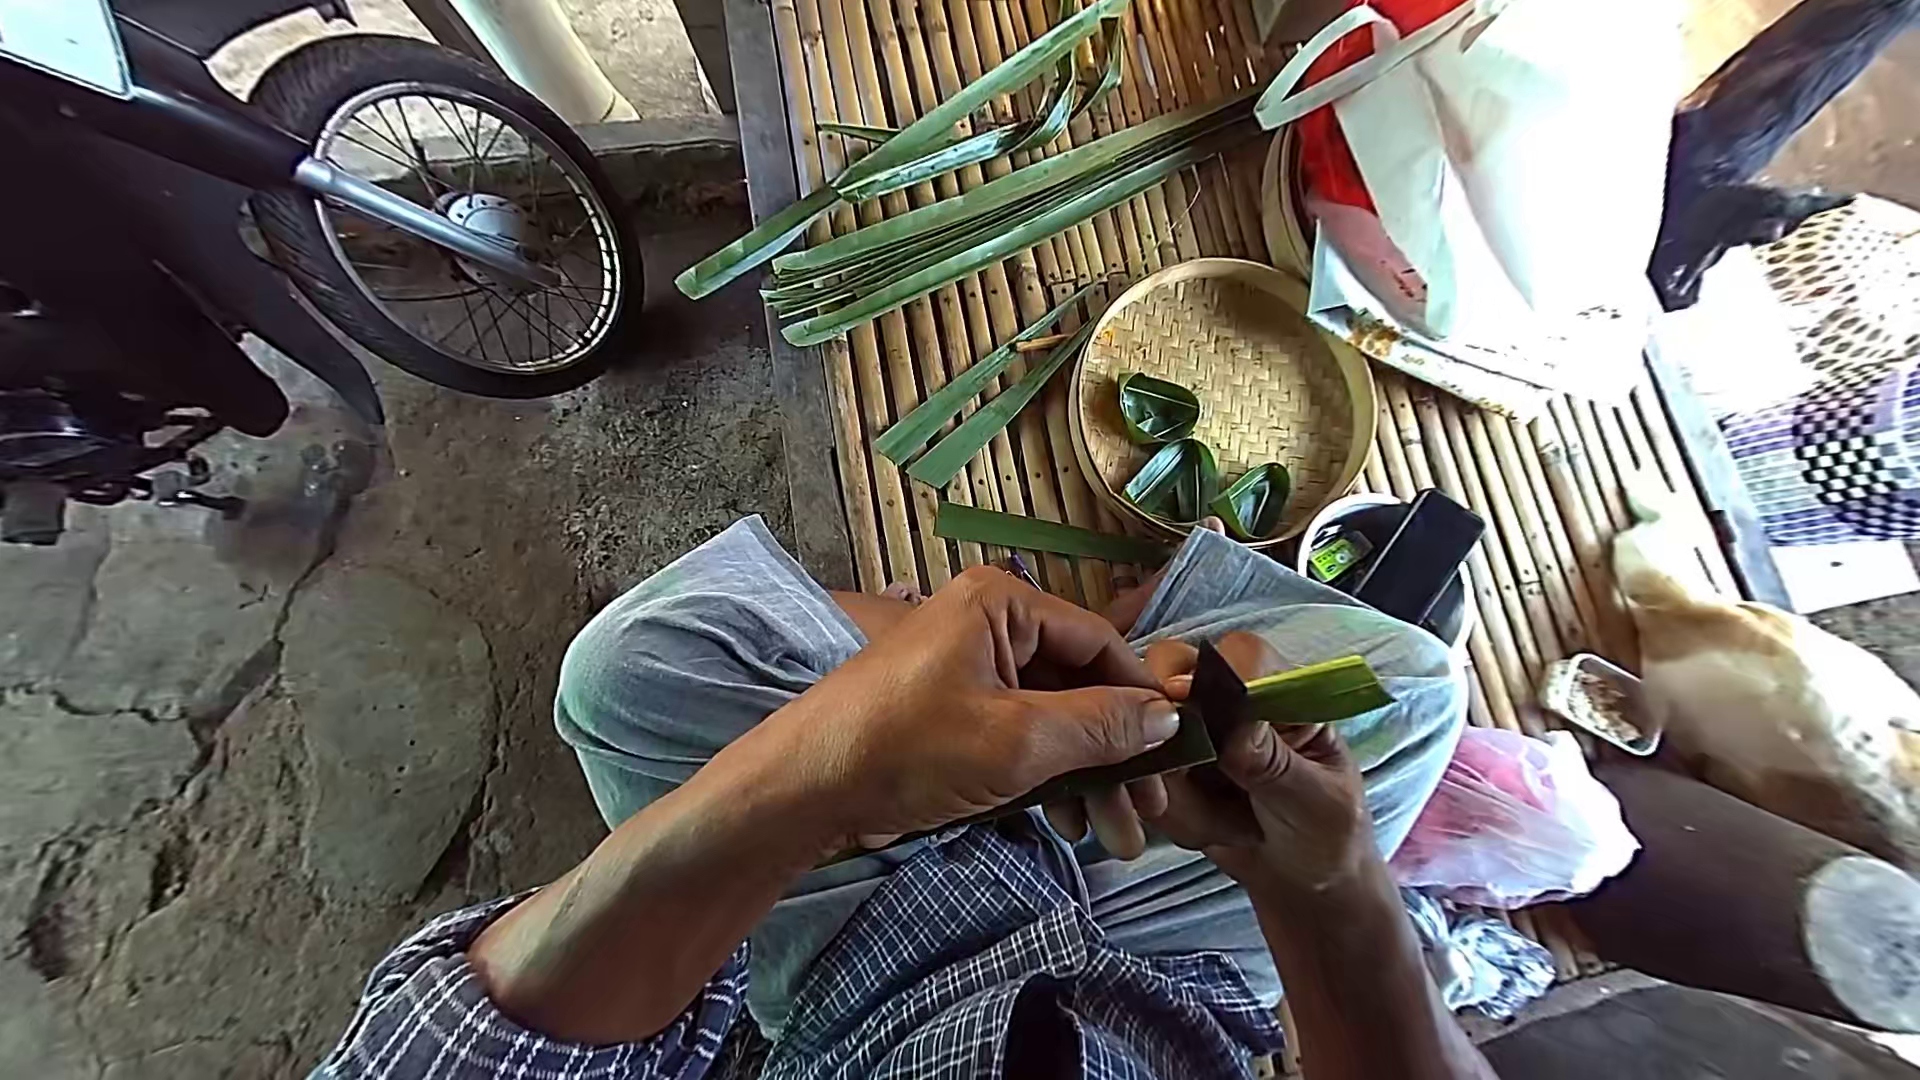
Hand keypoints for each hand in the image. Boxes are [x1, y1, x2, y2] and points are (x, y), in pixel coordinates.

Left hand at [743, 566, 1180, 850]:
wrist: (805, 785)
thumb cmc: (911, 746)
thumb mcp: (1017, 739)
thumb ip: (1099, 724)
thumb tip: (1167, 717)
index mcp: (1003, 604)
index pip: (1098, 641)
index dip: (1142, 695)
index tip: (1180, 751)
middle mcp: (991, 623)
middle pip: (1076, 682)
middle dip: (1114, 750)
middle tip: (1151, 812)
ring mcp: (972, 666)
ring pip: (1051, 713)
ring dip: (1085, 770)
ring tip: (1115, 836)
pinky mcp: (957, 704)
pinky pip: (1018, 728)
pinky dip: (1046, 770)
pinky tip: (1070, 820)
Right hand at [1141, 633, 1377, 897]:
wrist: (1303, 889)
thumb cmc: (1328, 835)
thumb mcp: (1316, 803)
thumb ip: (1273, 762)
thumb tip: (1233, 727)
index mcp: (1279, 692)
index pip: (1241, 654)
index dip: (1209, 671)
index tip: (1182, 699)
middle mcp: (1228, 698)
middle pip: (1173, 666)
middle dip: (1166, 717)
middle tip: (1185, 770)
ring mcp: (1192, 726)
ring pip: (1145, 719)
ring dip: (1172, 778)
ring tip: (1215, 822)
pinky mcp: (1167, 760)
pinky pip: (1141, 766)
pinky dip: (1164, 803)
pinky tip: (1201, 829)